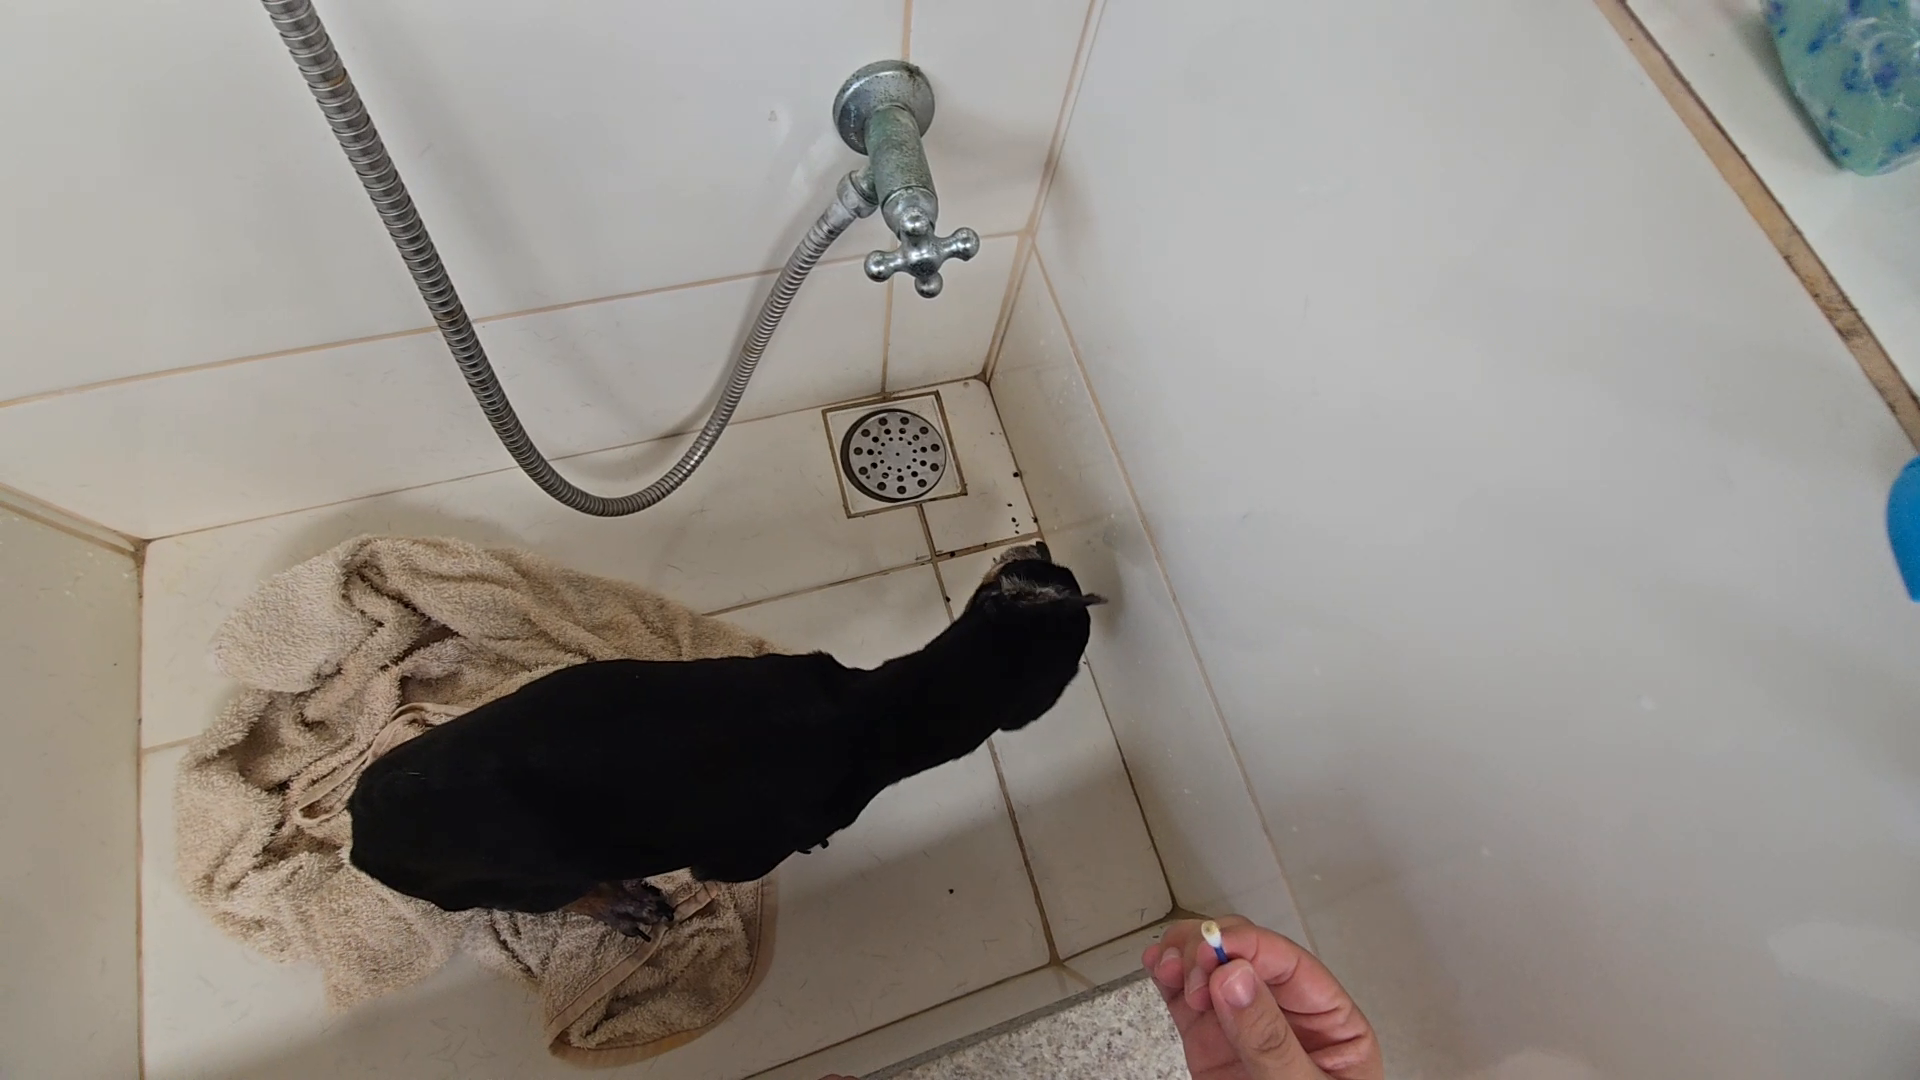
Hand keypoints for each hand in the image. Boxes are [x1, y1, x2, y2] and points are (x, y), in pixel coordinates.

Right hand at [1143, 917, 1381, 1079]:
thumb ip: (1270, 1042)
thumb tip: (1233, 976)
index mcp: (1328, 1023)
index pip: (1286, 963)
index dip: (1246, 946)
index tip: (1212, 954)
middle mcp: (1283, 1013)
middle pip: (1243, 951)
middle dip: (1207, 950)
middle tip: (1187, 976)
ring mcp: (1241, 1023)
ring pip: (1208, 962)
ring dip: (1180, 953)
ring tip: (1164, 968)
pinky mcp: (1207, 1038)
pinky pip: (1184, 992)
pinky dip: (1165, 971)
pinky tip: (1154, 965)